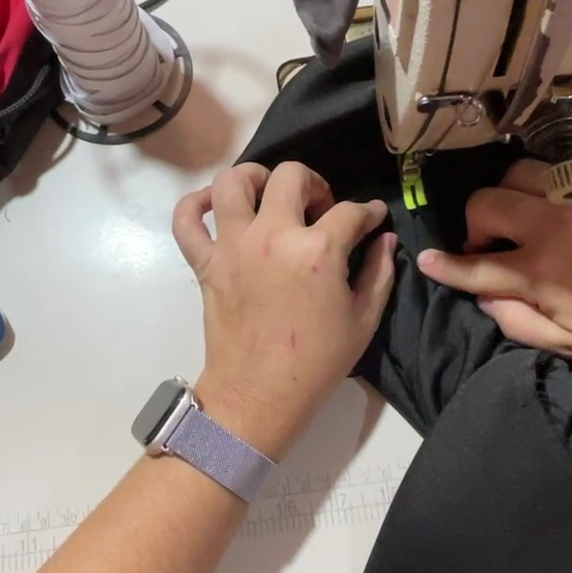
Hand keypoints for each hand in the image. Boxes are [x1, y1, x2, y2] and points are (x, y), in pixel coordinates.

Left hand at [173, 162, 395, 457]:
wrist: (259, 395)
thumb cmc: (317, 363)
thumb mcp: (364, 320)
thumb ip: (379, 272)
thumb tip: (385, 239)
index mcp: (318, 251)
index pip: (350, 212)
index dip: (369, 212)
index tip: (372, 219)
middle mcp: (273, 236)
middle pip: (291, 176)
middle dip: (314, 183)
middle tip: (320, 209)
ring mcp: (233, 246)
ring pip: (233, 181)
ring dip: (256, 179)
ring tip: (270, 197)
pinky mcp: (205, 263)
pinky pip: (186, 220)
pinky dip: (195, 204)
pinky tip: (217, 206)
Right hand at [415, 141, 571, 377]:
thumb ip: (521, 323)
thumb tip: (488, 300)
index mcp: (541, 272)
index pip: (474, 265)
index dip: (445, 265)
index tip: (427, 261)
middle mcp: (553, 223)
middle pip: (485, 204)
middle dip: (475, 225)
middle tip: (492, 246)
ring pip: (519, 171)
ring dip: (509, 194)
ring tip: (526, 214)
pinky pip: (568, 153)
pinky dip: (552, 168)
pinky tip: (560, 188)